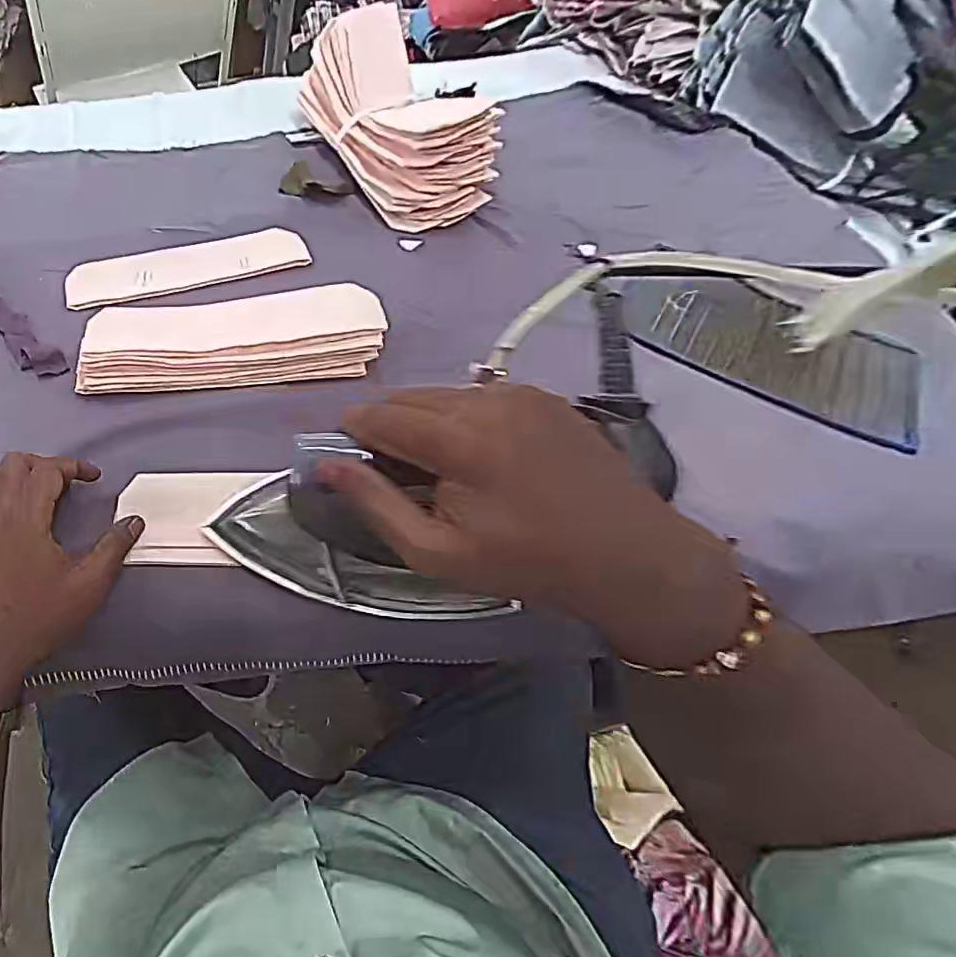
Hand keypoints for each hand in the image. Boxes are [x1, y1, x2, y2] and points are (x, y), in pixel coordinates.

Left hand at [0, 453, 142, 709]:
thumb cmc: (40, 618)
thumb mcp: (88, 586)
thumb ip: (113, 548)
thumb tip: (133, 521)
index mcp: (25, 518)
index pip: (46, 470)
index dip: (73, 466)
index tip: (93, 478)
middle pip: (15, 463)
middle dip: (45, 465)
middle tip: (68, 484)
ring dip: (16, 475)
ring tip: (38, 494)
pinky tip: (6, 513)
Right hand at [319, 384, 748, 667]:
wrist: (630, 555)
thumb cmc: (525, 564)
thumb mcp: (436, 552)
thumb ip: (375, 504)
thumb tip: (326, 467)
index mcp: (461, 438)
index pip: (378, 415)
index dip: (351, 435)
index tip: (346, 461)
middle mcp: (488, 399)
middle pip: (405, 398)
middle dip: (384, 428)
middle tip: (390, 474)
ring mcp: (520, 392)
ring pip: (439, 394)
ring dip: (419, 422)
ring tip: (434, 468)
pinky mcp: (542, 396)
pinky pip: (475, 396)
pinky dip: (456, 418)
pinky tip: (473, 456)